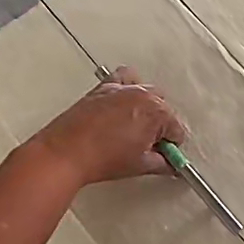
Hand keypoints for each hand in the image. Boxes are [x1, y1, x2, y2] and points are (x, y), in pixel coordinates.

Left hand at [24, 66, 189, 186]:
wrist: (65, 154)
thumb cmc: (99, 157)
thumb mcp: (140, 165)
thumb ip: (162, 163)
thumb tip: (167, 163)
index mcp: (157, 113)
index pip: (178, 130)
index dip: (172, 146)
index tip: (164, 155)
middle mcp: (142, 96)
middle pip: (165, 110)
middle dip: (160, 127)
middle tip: (148, 146)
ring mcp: (123, 89)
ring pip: (148, 93)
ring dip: (147, 108)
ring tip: (135, 128)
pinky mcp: (104, 89)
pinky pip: (125, 78)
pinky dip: (129, 86)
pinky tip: (124, 101)